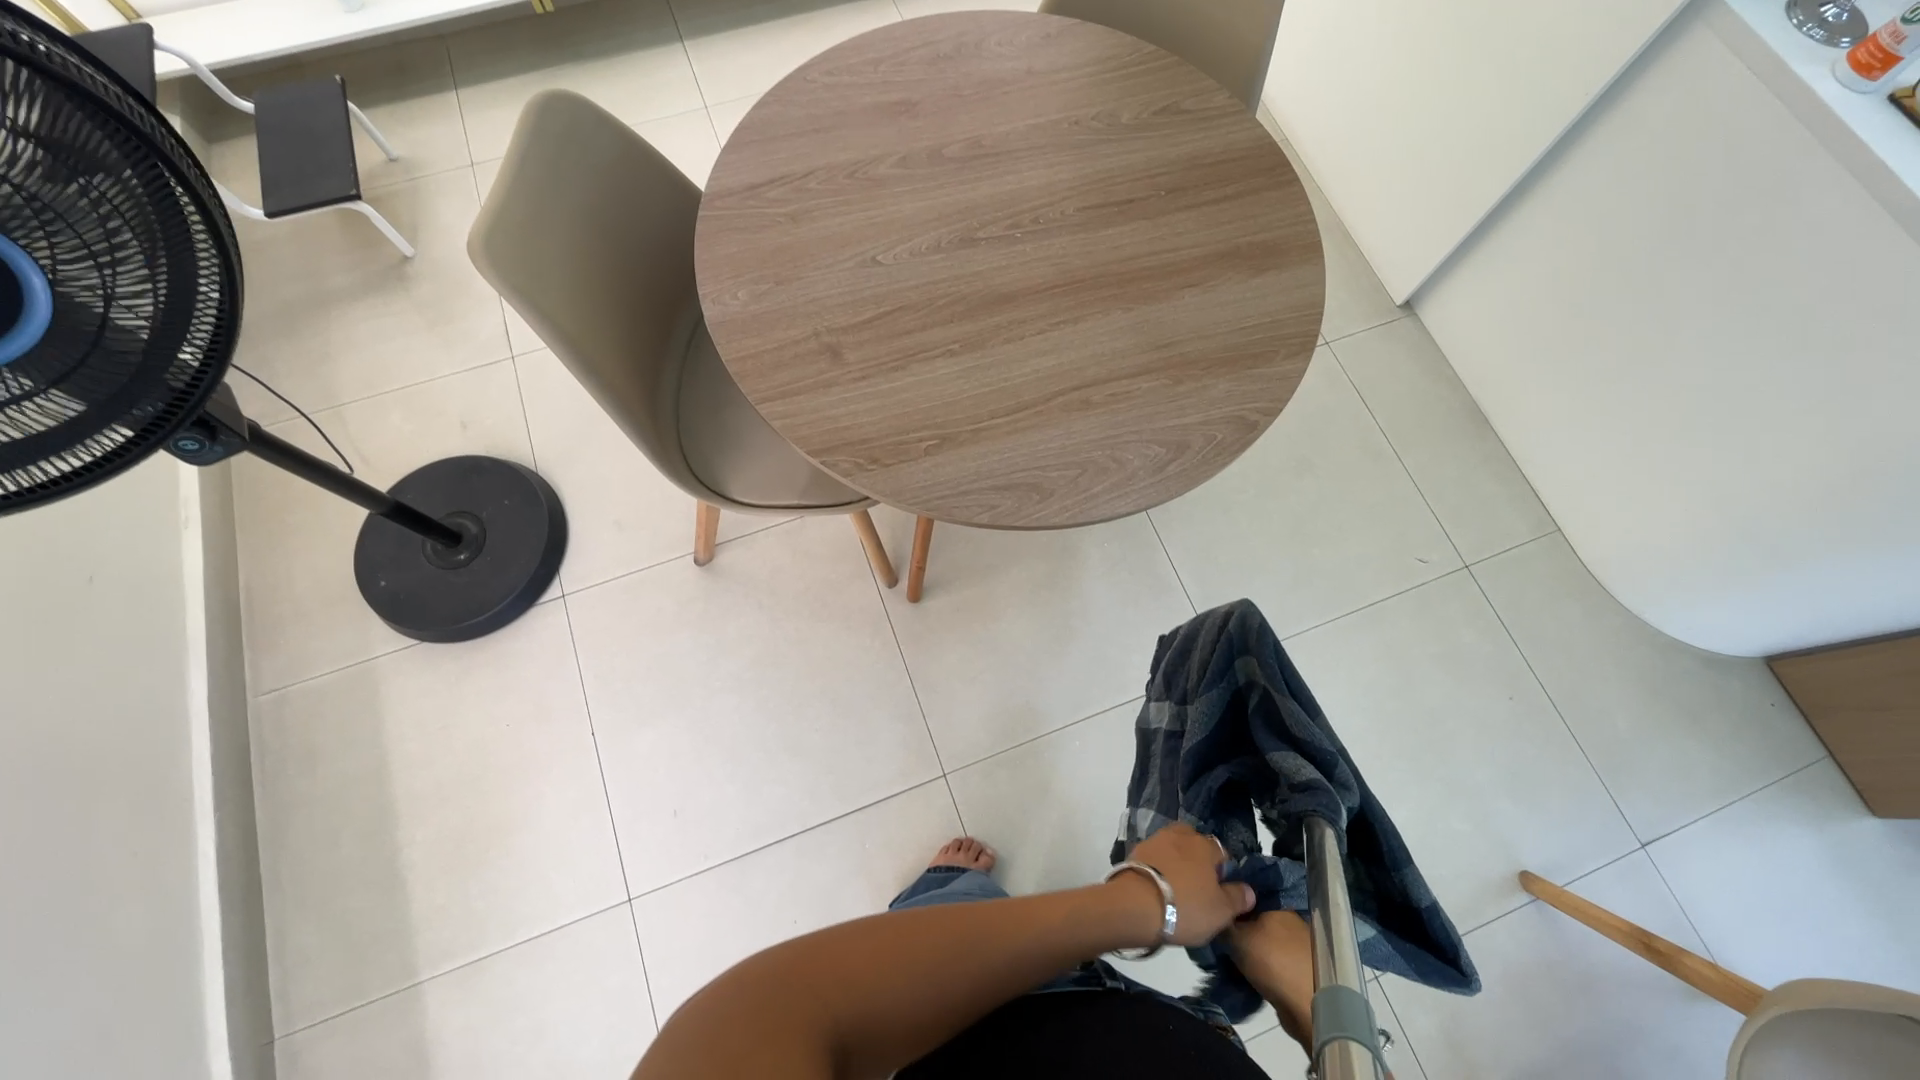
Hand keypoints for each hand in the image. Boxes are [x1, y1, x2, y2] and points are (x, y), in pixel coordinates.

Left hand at [1120, 824, 1256, 946]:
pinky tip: (1157, 886)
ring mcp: (1154, 841)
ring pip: (1172, 847)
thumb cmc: (1185, 907)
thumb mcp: (1221, 911)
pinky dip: (1157, 867)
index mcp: (1205, 846)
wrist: (1134, 906)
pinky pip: (1153, 857)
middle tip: (1196, 886)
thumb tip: (1249, 889)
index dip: (1223, 871)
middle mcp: (1180, 835)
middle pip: (1194, 843)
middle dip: (1196, 858)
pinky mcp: (1134, 852)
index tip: (1219, 891)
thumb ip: (1238, 898)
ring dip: (1175, 861)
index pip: (1222, 852)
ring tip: (1175, 887)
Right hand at [1227, 910, 1315, 1051]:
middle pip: (1259, 923)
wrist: (1309, 1005)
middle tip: (1222, 945)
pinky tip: (1251, 977)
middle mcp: (1294, 924)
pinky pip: (1276, 965)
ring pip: (1268, 946)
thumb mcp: (1237, 937)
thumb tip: (1218, 914)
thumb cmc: (1272, 961)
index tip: (1216, 921)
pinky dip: (1265, 971)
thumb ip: (1225, 923)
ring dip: (1254, 954)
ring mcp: (1302, 950)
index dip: (1232, 910)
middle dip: (1243, 933)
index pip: (1249, 901)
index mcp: (1280, 908)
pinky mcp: (1304, 973)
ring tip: (1233, 964)